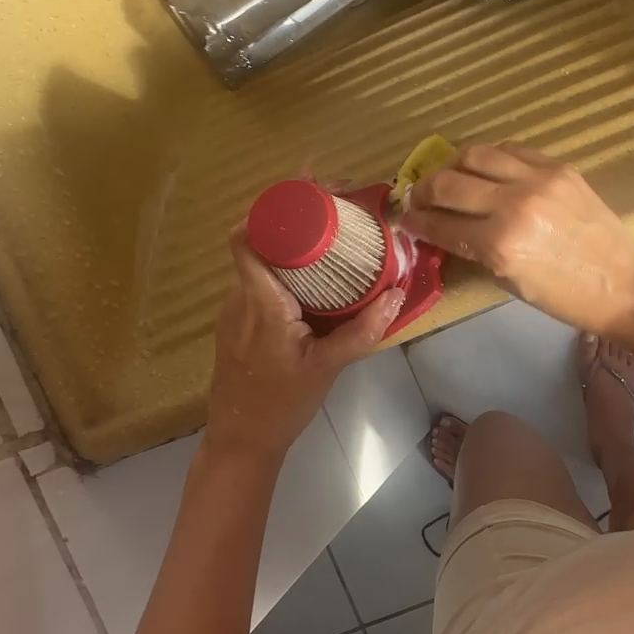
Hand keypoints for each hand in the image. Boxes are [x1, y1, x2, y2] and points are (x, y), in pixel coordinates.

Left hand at [204, 229, 403, 460]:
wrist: (242, 440)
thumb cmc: (281, 403)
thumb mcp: (328, 368)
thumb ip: (362, 331)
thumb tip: (397, 296)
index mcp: (261, 302)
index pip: (247, 238)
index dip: (270, 208)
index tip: (308, 194)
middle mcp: (242, 298)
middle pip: (258, 242)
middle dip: (293, 220)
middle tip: (334, 210)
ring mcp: (237, 311)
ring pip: (261, 263)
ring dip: (291, 247)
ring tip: (332, 239)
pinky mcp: (240, 325)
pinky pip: (262, 284)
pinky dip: (286, 271)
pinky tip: (317, 281)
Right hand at [398, 145, 633, 334]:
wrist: (623, 284)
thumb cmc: (565, 298)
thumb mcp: (509, 282)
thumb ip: (474, 251)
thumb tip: (444, 229)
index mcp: (500, 245)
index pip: (441, 224)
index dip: (415, 222)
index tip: (403, 220)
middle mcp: (514, 205)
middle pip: (448, 183)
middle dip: (424, 191)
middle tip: (419, 199)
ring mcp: (538, 180)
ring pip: (475, 154)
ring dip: (452, 166)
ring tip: (449, 179)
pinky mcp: (558, 167)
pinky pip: (510, 150)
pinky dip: (489, 158)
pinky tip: (484, 171)